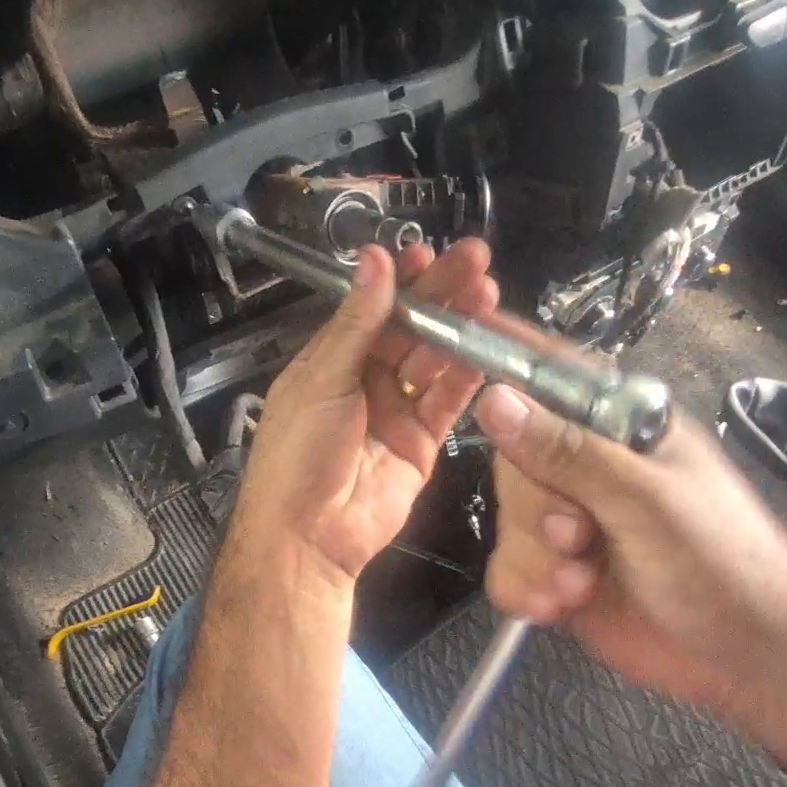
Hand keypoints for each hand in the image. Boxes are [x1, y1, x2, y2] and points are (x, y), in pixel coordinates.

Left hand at [228, 241, 497, 590]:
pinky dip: (467, 377)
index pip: (373, 310)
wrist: (308, 534)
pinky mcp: (420, 444)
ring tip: (487, 296)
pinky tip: (487, 346)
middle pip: (410, 331)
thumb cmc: (299, 452)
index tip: (427, 252)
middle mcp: (365, 382)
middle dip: (441, 296)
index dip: (401, 282)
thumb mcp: (322, 379)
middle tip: (475, 262)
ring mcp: (394, 413)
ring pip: (433, 362)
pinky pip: (447, 404)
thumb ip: (357, 323)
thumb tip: (375, 260)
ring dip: (459, 330)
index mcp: (331, 361)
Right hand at [476, 379, 786, 725]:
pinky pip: (505, 567)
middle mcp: (587, 466)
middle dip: (535, 510)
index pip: (550, 376)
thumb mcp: (644, 500)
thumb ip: (567, 453)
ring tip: (581, 584)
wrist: (748, 656)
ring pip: (505, 520)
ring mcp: (569, 521)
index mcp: (620, 426)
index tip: (446, 347)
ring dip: (536, 560)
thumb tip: (493, 399)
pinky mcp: (555, 571)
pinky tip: (560, 606)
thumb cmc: (718, 560)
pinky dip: (525, 589)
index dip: (501, 359)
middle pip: (513, 461)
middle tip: (578, 538)